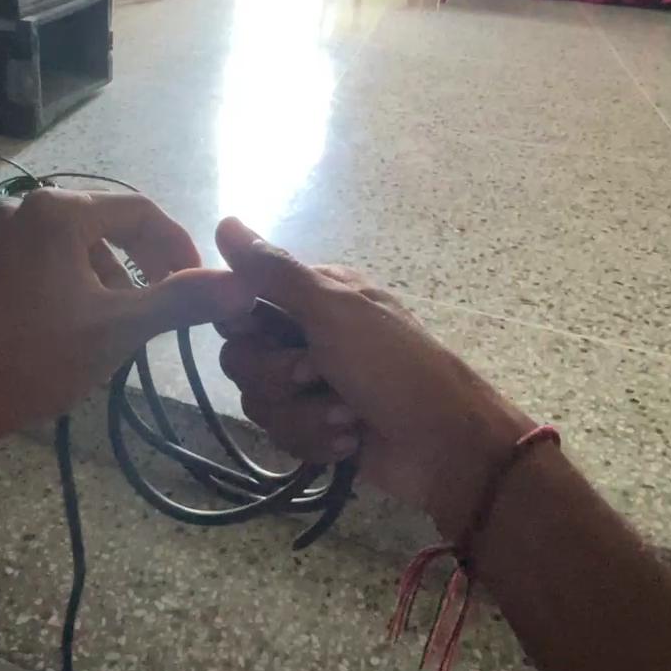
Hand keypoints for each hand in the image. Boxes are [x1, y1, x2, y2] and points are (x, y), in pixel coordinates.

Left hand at [0, 190, 252, 438]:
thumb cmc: (38, 356)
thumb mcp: (120, 326)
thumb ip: (183, 299)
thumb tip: (242, 285)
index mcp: (59, 211)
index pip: (142, 211)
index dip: (179, 246)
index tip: (198, 286)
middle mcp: (28, 208)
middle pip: (111, 223)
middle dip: (147, 262)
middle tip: (169, 303)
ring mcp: (4, 234)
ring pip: (83, 243)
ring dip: (116, 275)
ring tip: (127, 319)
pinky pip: (55, 258)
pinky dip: (84, 281)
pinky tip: (88, 320)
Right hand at [214, 219, 533, 536]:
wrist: (446, 448)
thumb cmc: (394, 366)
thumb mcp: (334, 310)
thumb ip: (275, 273)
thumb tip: (223, 222)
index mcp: (311, 298)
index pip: (239, 304)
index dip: (241, 323)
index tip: (256, 328)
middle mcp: (304, 337)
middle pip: (240, 359)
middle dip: (278, 377)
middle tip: (317, 375)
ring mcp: (309, 387)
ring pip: (259, 402)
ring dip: (305, 414)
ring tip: (347, 415)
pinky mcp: (314, 429)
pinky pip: (282, 436)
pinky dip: (318, 440)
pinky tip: (351, 439)